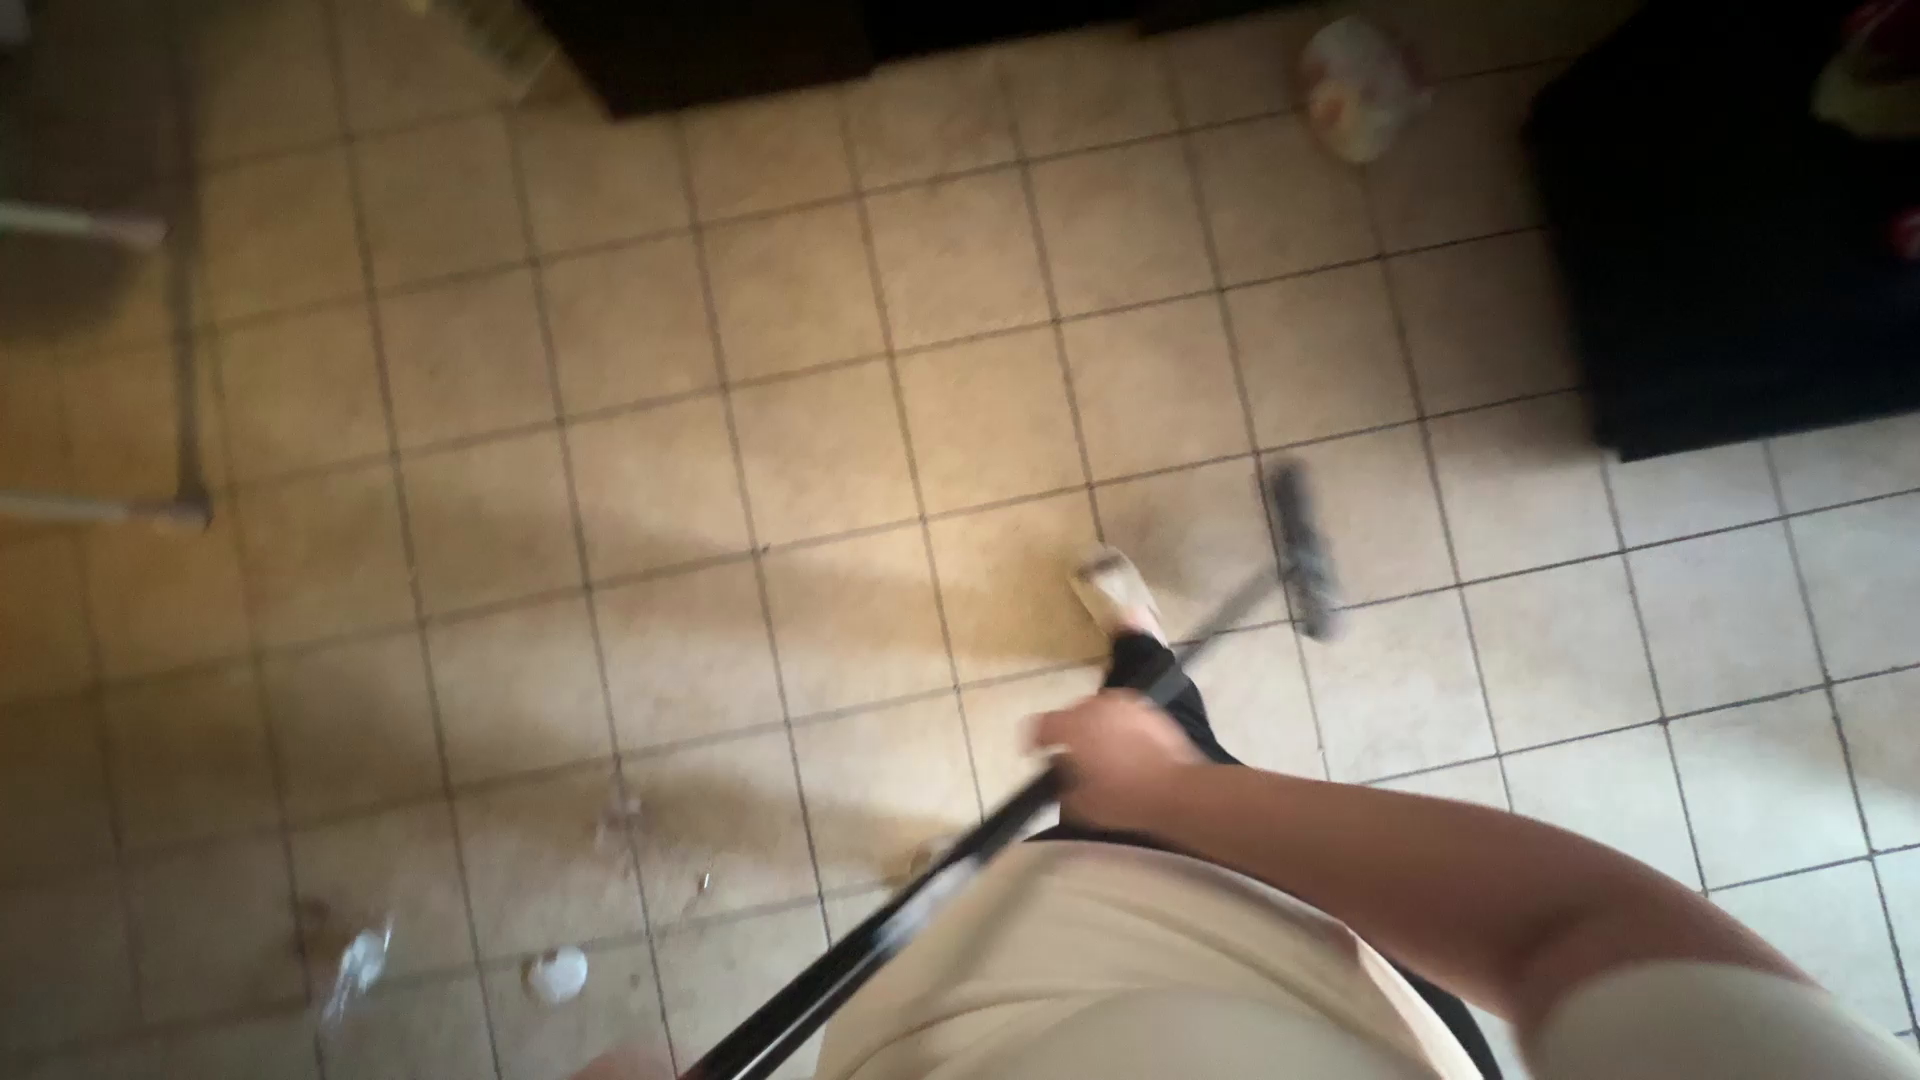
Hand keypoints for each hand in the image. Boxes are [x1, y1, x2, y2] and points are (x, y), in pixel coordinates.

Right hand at [1028, 690, 1203, 831]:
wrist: (1176, 791)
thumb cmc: (1124, 800)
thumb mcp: (1081, 805)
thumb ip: (1062, 788)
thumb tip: (1060, 779)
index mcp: (1072, 727)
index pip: (1040, 725)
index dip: (1034, 740)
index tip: (1035, 752)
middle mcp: (1094, 707)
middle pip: (1069, 712)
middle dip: (1066, 730)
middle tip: (1071, 754)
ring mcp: (1123, 704)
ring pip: (1097, 708)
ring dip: (1092, 723)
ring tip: (1100, 746)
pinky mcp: (1147, 708)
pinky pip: (1122, 712)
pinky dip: (1117, 723)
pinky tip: (1126, 743)